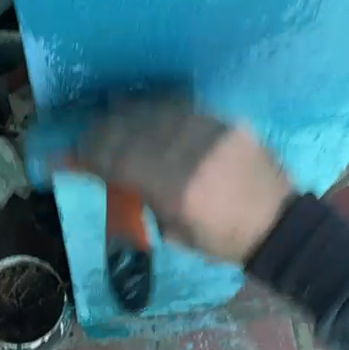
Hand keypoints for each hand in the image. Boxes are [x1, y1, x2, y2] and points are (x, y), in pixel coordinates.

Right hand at [75, 100, 295, 263]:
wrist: (279, 226)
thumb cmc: (223, 239)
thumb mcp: (174, 233)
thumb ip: (143, 200)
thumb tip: (110, 176)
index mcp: (178, 190)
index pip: (121, 161)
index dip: (90, 155)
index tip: (69, 155)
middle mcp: (193, 155)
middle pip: (134, 132)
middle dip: (103, 133)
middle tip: (87, 137)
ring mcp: (213, 134)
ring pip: (157, 114)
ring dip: (128, 116)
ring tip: (111, 122)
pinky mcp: (228, 123)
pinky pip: (184, 110)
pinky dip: (159, 111)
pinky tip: (146, 116)